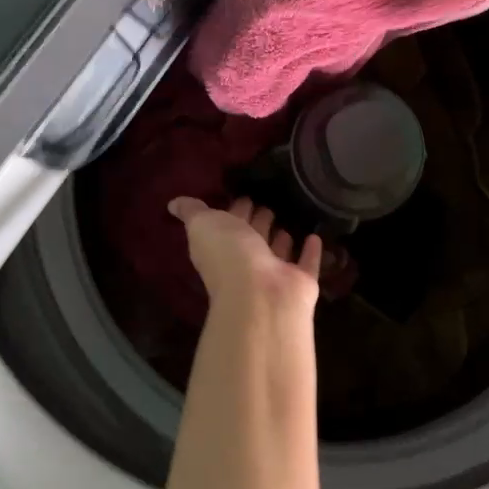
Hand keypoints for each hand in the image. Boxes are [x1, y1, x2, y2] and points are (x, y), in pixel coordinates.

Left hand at [167, 196, 323, 311]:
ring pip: (278, 250)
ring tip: (289, 215)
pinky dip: (311, 251)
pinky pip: (308, 263)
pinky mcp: (301, 282)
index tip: (244, 193)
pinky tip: (315, 235)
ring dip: (282, 236)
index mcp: (222, 247)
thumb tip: (173, 204)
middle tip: (270, 200)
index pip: (227, 224)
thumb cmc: (229, 255)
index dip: (233, 210)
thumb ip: (192, 211)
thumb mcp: (203, 224)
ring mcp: (275, 273)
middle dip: (258, 220)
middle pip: (253, 237)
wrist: (262, 295)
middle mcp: (246, 262)